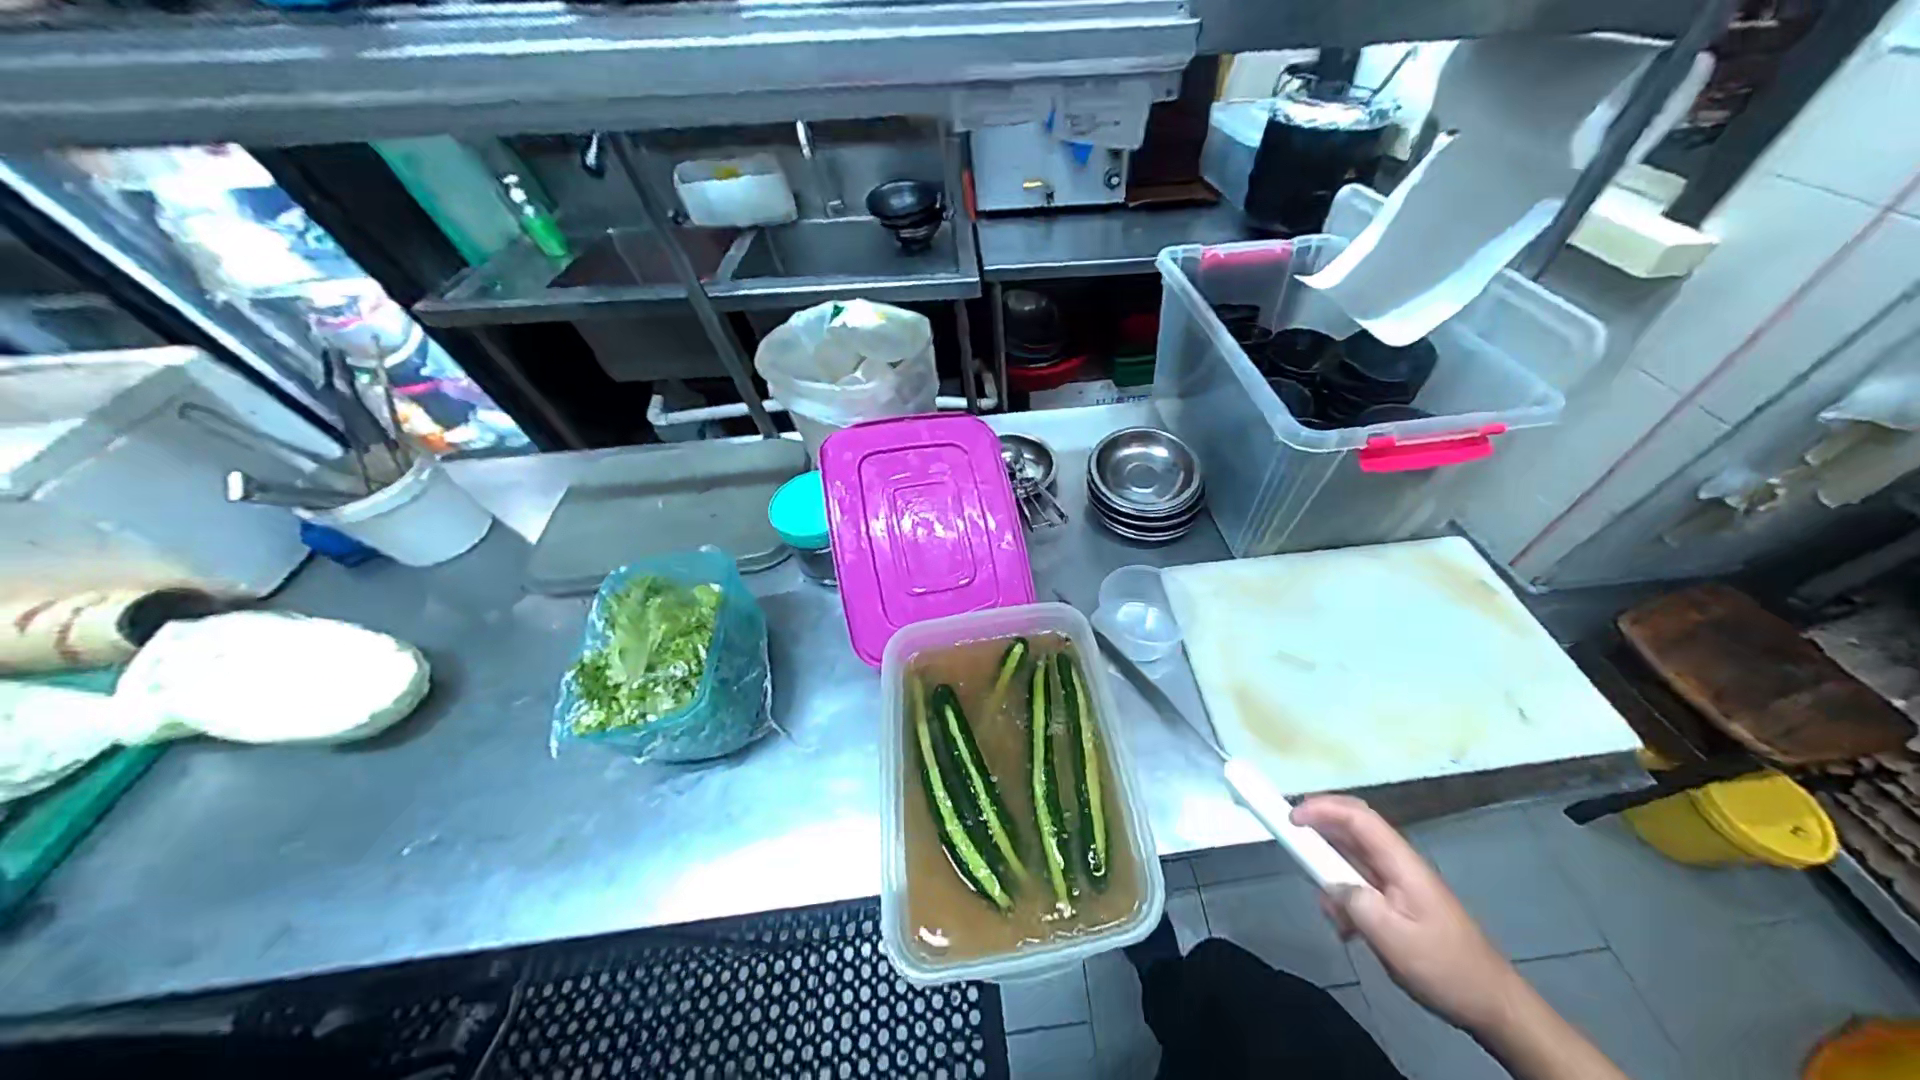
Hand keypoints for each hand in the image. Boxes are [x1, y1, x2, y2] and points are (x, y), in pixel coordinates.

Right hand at [1290, 795, 1524, 1033]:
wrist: (1494, 1005)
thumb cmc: (1446, 968)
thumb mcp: (1393, 939)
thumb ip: (1355, 903)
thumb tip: (1329, 882)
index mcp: (1402, 863)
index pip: (1358, 817)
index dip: (1322, 808)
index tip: (1290, 818)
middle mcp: (1399, 863)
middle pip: (1354, 825)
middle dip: (1320, 825)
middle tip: (1291, 837)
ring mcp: (1399, 881)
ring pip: (1353, 854)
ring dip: (1329, 867)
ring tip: (1325, 904)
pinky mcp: (1398, 900)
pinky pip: (1360, 881)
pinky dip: (1342, 892)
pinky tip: (1343, 925)